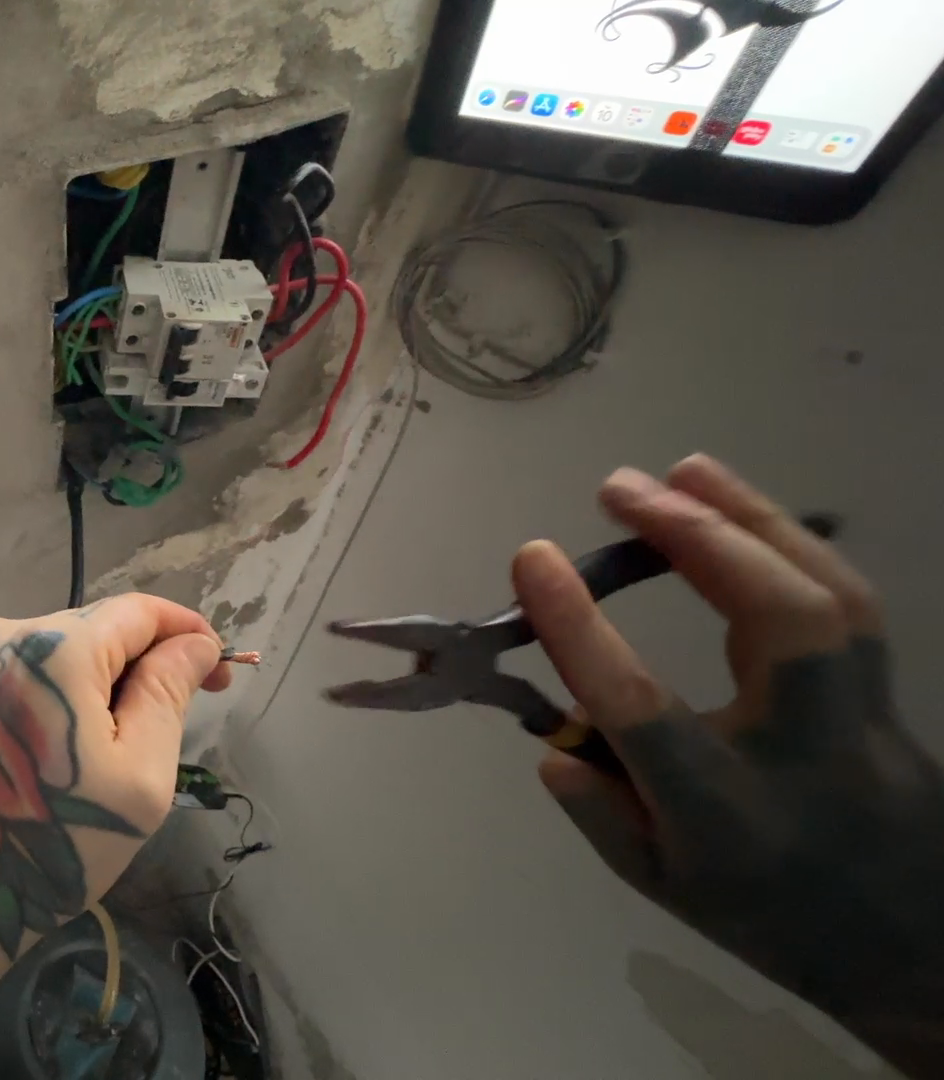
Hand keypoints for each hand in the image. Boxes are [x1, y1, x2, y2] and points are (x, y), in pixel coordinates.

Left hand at [0, 593, 230, 957]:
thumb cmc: (58, 838)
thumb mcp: (138, 772)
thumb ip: (167, 693)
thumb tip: (194, 644)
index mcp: (55, 647)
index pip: (139, 611)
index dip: (187, 631)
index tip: (219, 670)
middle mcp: (9, 631)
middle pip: (103, 626)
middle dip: (151, 659)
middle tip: (187, 711)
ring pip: (71, 646)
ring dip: (111, 677)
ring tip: (131, 736)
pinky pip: (38, 665)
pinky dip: (72, 688)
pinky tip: (83, 736)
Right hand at [514, 455, 943, 1073]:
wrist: (920, 950)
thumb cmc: (761, 913)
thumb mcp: (654, 881)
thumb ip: (596, 810)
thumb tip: (556, 740)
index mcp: (724, 807)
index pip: (641, 704)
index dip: (580, 626)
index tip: (531, 558)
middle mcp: (806, 751)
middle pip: (781, 623)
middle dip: (701, 539)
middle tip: (622, 486)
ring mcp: (865, 718)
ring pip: (832, 597)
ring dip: (752, 519)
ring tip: (682, 470)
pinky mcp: (888, 696)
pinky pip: (846, 603)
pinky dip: (789, 542)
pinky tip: (739, 510)